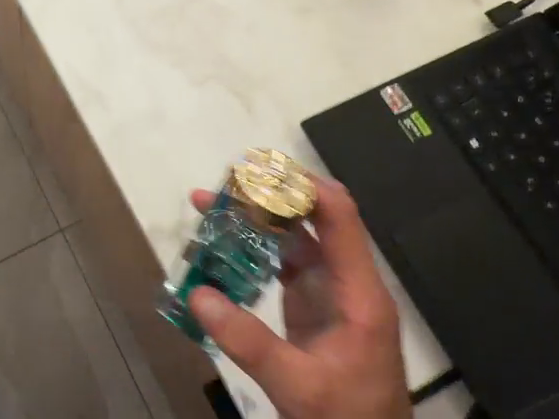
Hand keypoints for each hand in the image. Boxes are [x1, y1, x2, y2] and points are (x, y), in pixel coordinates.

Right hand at [187, 177, 409, 418]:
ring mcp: (331, 293)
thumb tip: (198, 295)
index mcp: (359, 292)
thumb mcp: (298, 385)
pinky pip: (283, 263)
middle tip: (226, 183)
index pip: (340, 217)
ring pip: (294, 238)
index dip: (304, 186)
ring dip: (256, 218)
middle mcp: (348, 281)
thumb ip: (249, 342)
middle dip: (270, 195)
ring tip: (211, 205)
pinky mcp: (314, 307)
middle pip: (314, 219)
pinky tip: (222, 245)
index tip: (259, 172)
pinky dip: (254, 248)